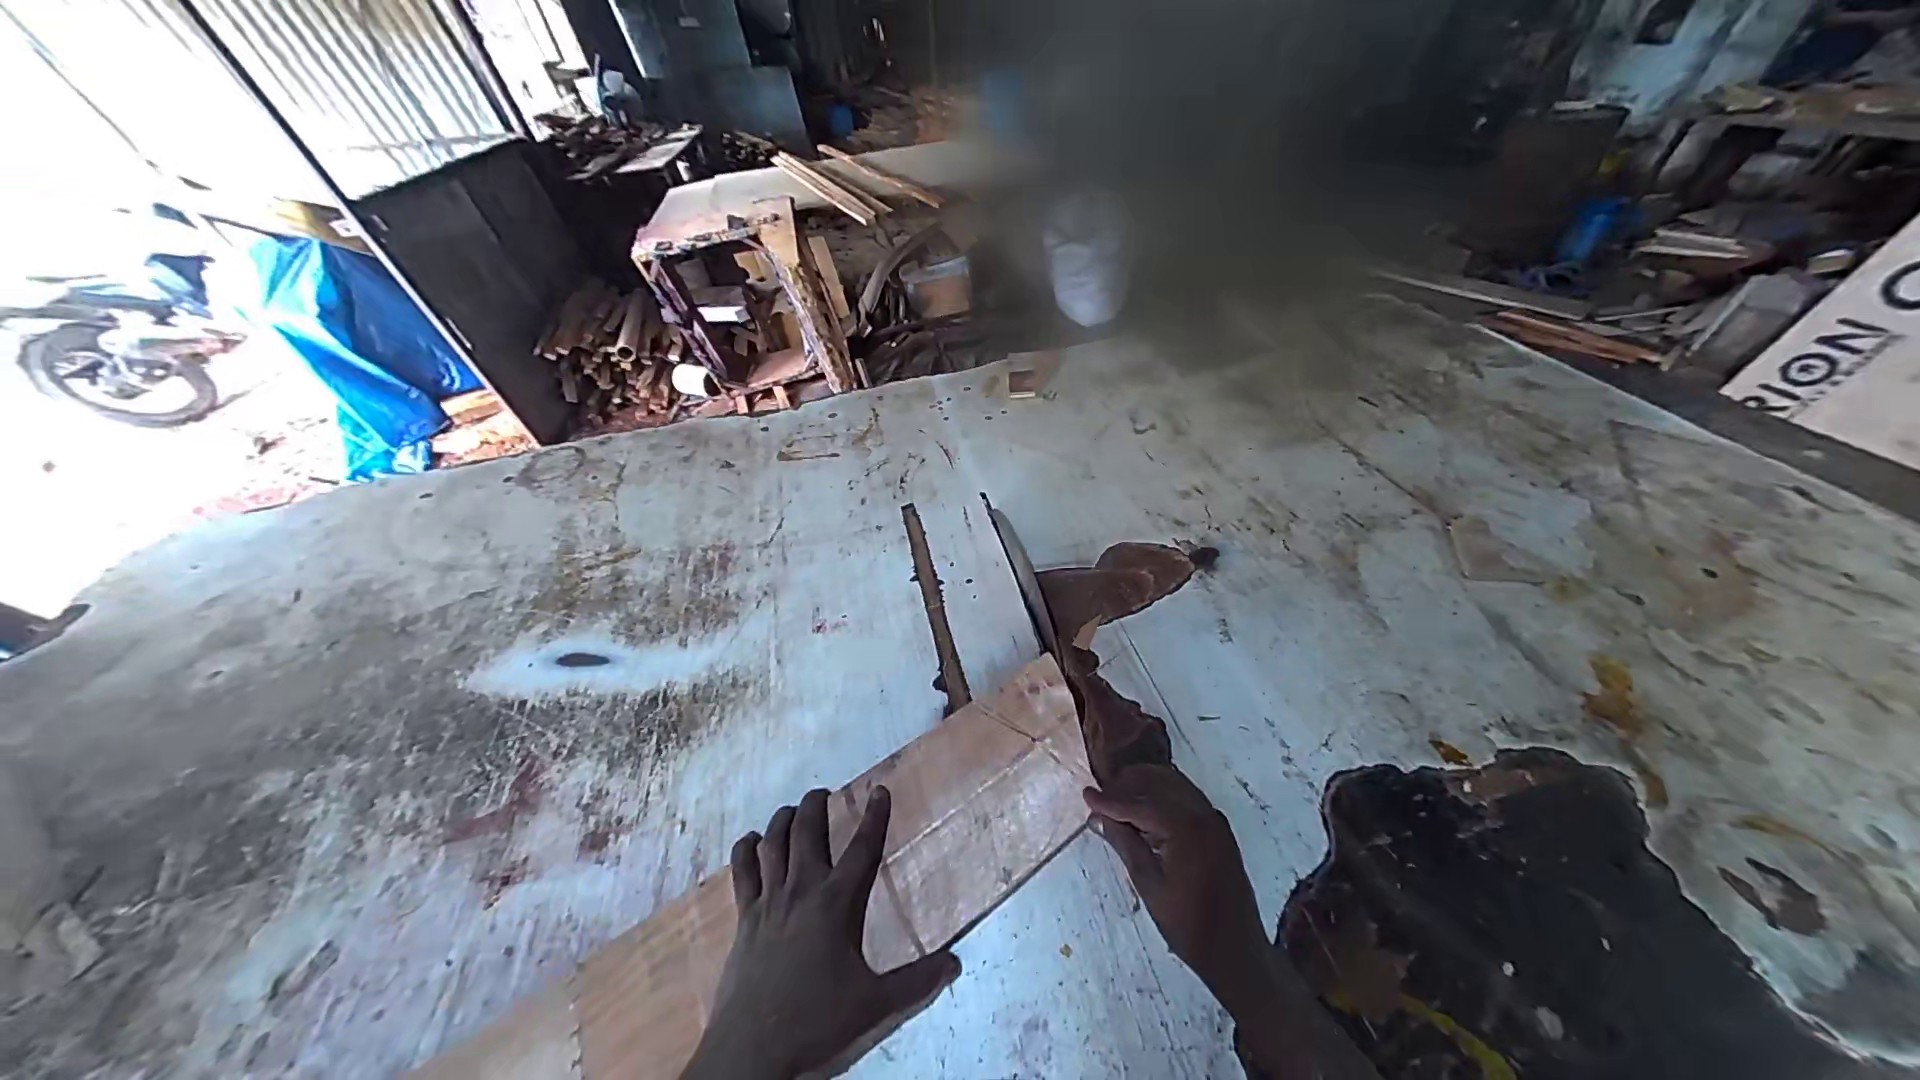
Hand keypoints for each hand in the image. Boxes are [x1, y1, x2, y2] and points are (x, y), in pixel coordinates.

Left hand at [679, 787, 961, 1079]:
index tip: (880, 789)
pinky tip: (750, 841)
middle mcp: (802, 890)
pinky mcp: (745, 920)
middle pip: (809, 830)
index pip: (864, 847)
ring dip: (784, 819)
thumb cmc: (817, 1026)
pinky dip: (746, 849)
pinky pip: (743, 872)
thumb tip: (956, 963)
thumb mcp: (876, 1007)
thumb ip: (918, 983)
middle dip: (817, 803)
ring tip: (794, 809)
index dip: (876, 815)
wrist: (750, 1057)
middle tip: (825, 792)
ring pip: (774, 842)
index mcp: (837, 903)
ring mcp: (769, 903)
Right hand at [1088, 767, 1381, 1079]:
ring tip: (1119, 797)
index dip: (1109, 799)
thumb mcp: (1149, 885)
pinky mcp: (1220, 829)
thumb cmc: (1189, 926)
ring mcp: (1215, 820)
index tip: (1086, 795)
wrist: (1237, 953)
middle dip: (1127, 784)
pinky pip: (1188, 797)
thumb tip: (1098, 818)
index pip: (1139, 803)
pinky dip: (1164, 794)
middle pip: (1159, 782)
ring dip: (1146, 785)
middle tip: (1101, 795)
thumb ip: (1125, 844)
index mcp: (1185, 828)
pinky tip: (1147, 811)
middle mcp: (1203, 815)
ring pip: (1175, 784)